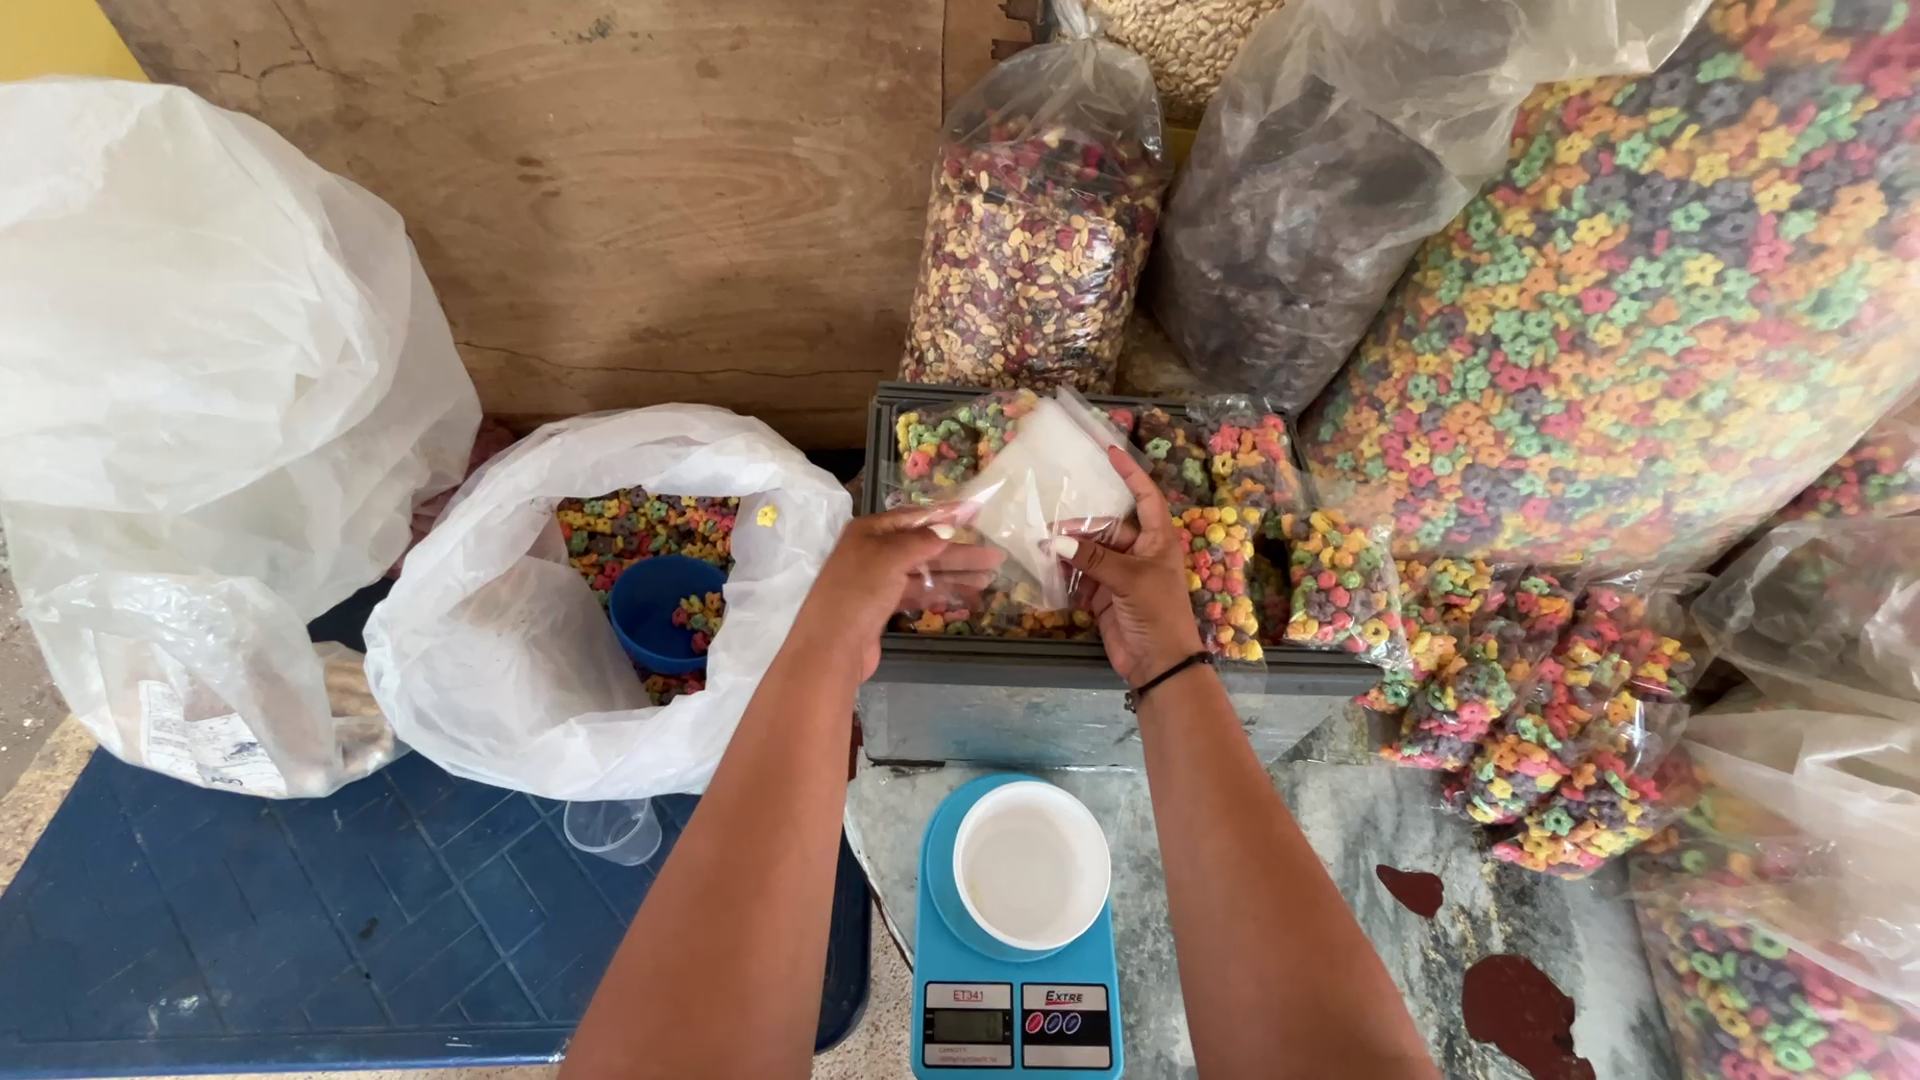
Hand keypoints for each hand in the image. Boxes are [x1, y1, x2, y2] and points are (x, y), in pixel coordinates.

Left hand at [791, 505, 1004, 679]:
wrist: (831, 646)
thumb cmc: (859, 591)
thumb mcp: (891, 557)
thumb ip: (922, 541)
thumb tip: (947, 528)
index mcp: (869, 531)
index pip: (914, 518)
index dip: (945, 516)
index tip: (975, 514)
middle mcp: (872, 552)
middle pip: (923, 547)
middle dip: (958, 551)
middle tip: (994, 556)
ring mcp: (877, 582)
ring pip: (923, 572)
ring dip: (955, 573)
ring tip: (988, 576)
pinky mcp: (881, 608)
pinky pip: (916, 592)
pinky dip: (940, 592)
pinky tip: (965, 594)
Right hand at [1052, 445, 1205, 687]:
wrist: (1159, 663)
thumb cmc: (1157, 613)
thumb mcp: (1129, 579)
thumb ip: (1093, 558)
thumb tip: (1056, 542)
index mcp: (1157, 540)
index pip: (1144, 497)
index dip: (1130, 474)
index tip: (1110, 452)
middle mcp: (1138, 552)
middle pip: (1105, 527)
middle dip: (1078, 528)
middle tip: (1048, 533)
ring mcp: (1119, 574)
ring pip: (1088, 552)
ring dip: (1067, 552)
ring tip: (1041, 550)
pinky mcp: (1103, 596)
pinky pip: (1080, 576)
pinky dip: (1065, 575)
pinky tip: (1047, 571)